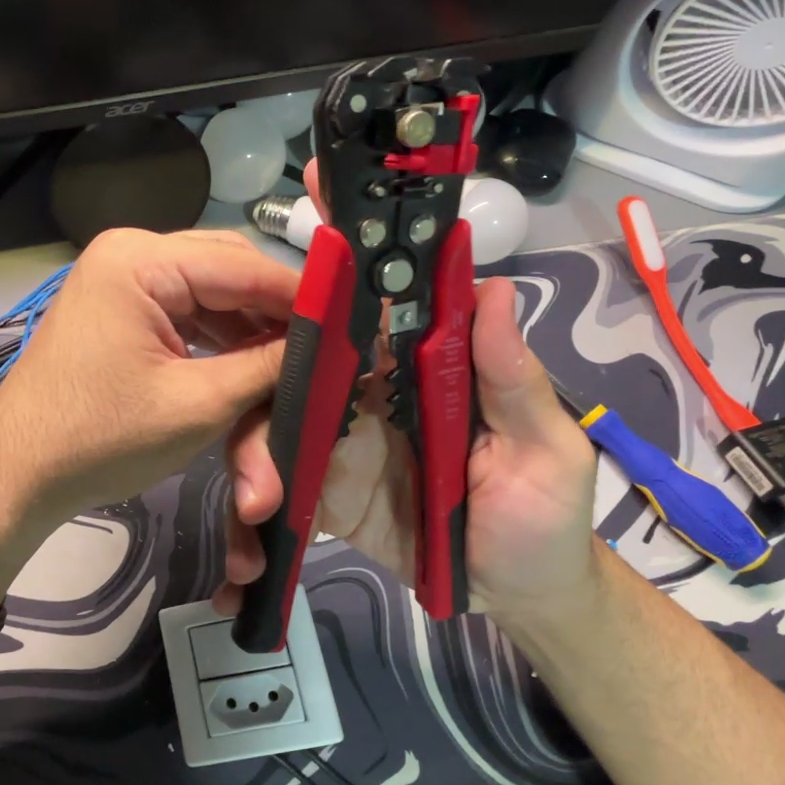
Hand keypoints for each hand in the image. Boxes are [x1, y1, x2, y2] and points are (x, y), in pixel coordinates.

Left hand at [0, 228, 299, 538]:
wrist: (18, 478)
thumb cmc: (101, 439)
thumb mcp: (198, 404)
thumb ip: (270, 365)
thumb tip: (327, 342)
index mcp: (140, 260)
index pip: (243, 265)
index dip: (301, 297)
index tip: (351, 326)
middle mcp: (131, 258)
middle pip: (229, 279)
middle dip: (273, 325)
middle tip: (321, 360)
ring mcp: (122, 288)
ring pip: (212, 306)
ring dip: (248, 347)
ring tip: (290, 383)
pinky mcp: (121, 319)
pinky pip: (187, 324)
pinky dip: (219, 354)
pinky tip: (250, 383)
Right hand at [214, 163, 601, 625]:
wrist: (514, 598)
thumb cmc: (541, 515)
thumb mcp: (543, 447)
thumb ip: (512, 379)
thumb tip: (493, 286)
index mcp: (418, 364)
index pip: (378, 295)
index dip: (346, 244)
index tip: (318, 186)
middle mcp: (366, 388)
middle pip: (300, 348)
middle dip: (259, 351)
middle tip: (241, 391)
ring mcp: (335, 438)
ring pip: (271, 415)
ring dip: (252, 454)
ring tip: (255, 507)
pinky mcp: (317, 489)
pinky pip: (273, 480)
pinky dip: (252, 503)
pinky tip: (246, 543)